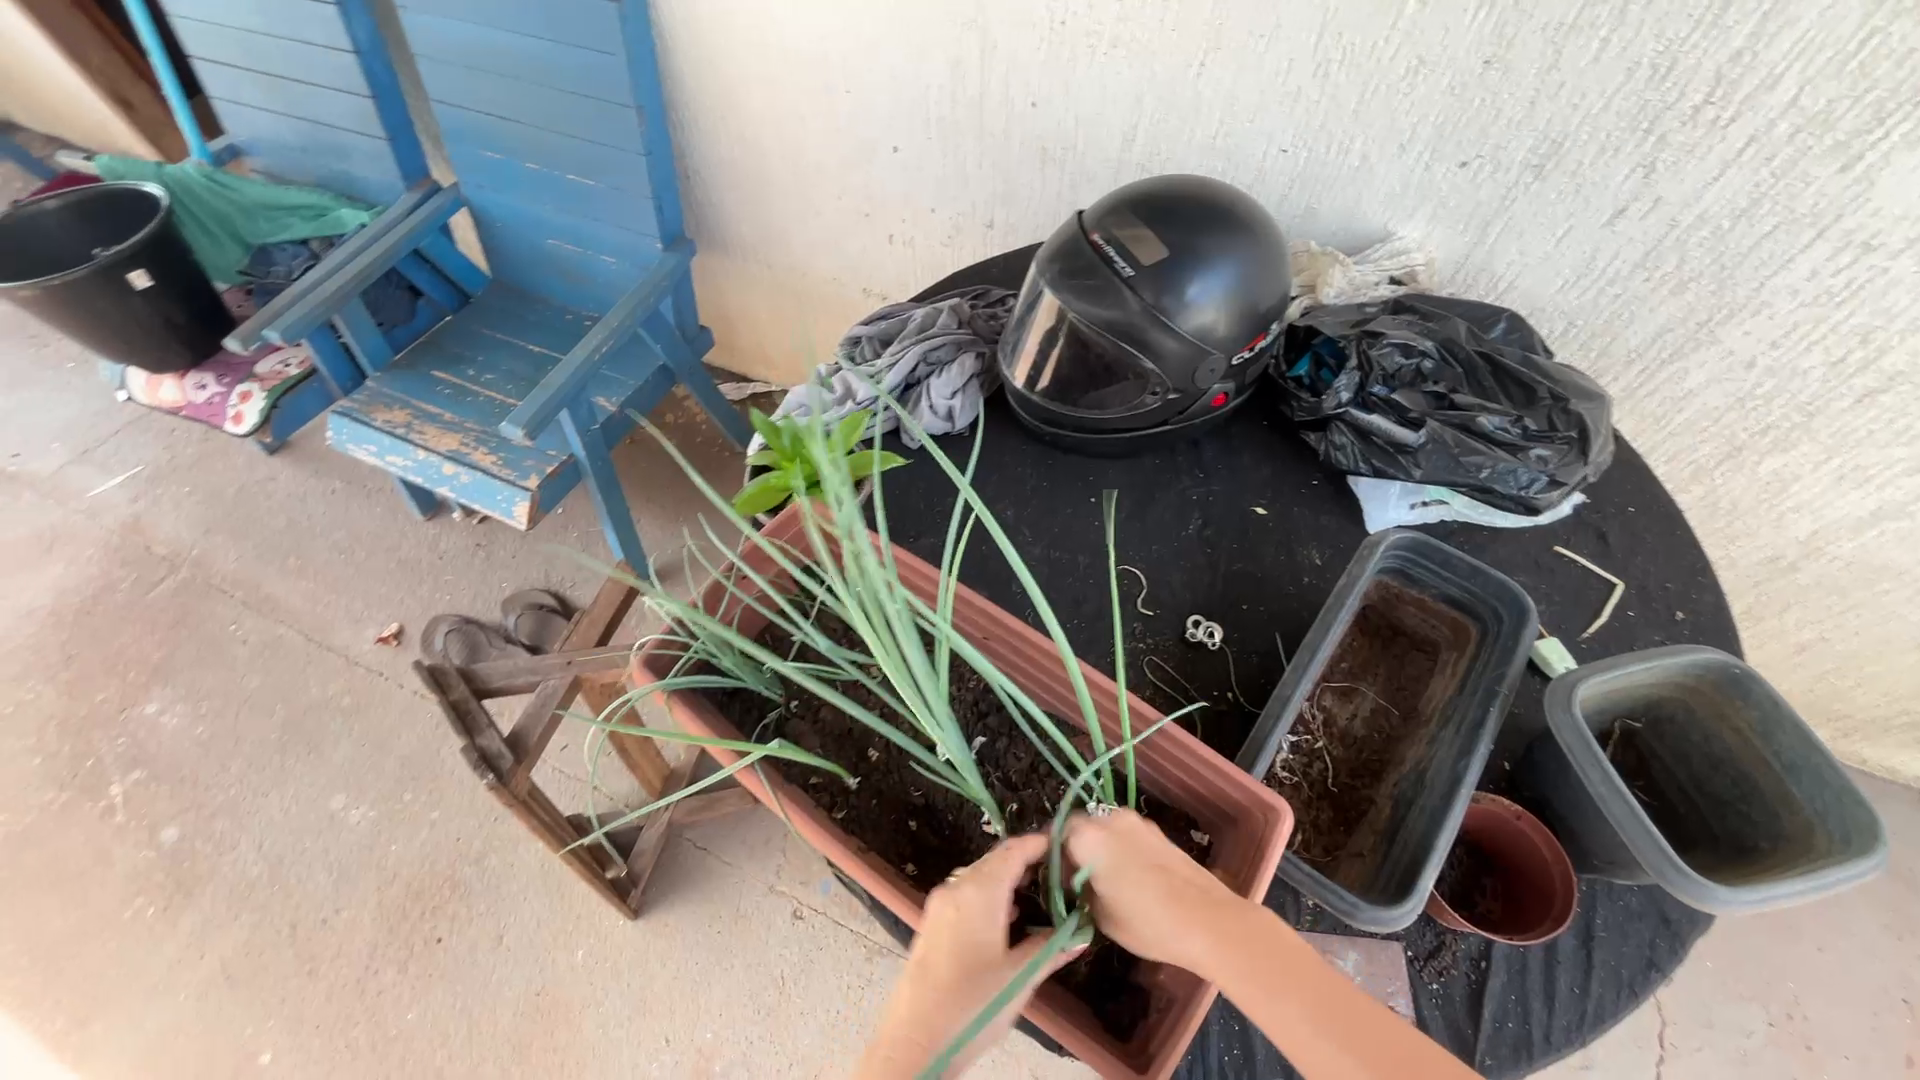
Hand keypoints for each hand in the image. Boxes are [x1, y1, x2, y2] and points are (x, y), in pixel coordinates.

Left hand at [854, 834, 1082, 1078]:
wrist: (916, 1039)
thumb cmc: (974, 1004)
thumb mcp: (1021, 977)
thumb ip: (1051, 949)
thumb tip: (1080, 934)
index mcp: (980, 891)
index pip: (1012, 851)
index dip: (1036, 843)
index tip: (1059, 841)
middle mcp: (956, 889)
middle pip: (993, 861)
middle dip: (1022, 860)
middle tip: (1053, 867)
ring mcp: (939, 906)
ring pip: (977, 877)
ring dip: (1004, 878)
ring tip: (1035, 891)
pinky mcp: (931, 925)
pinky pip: (964, 895)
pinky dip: (987, 895)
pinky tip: (1004, 916)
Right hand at [1065, 809, 1244, 970]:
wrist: (1209, 921)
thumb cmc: (1147, 922)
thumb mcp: (1100, 917)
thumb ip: (1081, 892)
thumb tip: (1078, 883)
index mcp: (1088, 837)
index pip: (1055, 835)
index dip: (1053, 858)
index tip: (1057, 881)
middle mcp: (1110, 819)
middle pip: (1081, 827)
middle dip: (1076, 849)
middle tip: (1078, 882)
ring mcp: (1137, 823)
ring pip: (1105, 829)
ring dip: (1100, 848)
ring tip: (1106, 881)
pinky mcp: (1158, 832)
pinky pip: (1126, 835)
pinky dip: (1121, 849)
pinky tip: (1130, 878)